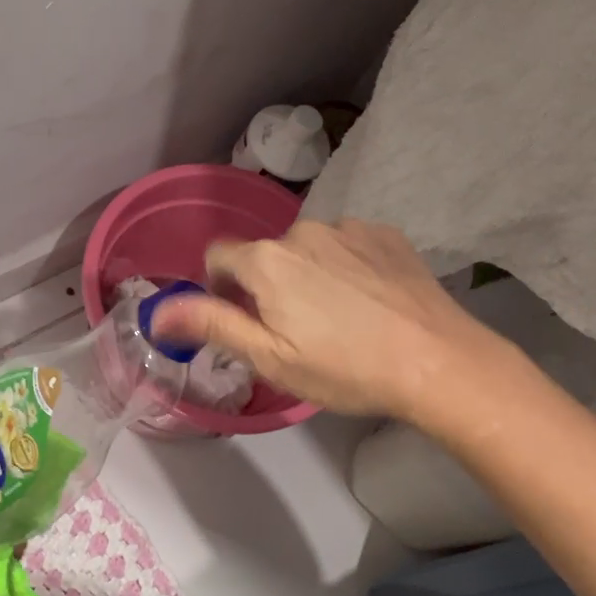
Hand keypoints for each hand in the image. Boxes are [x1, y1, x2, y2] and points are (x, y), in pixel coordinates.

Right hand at [152, 219, 547, 440]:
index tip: (246, 323)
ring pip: (308, 249)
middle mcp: (303, 230)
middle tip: (298, 331)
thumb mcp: (270, 358)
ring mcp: (349, 228)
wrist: (438, 361)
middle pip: (265, 255)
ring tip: (340, 318)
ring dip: (308, 275)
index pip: (218, 257)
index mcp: (266, 260)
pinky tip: (369, 301)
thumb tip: (158, 310)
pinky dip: (346, 267)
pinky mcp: (386, 234)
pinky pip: (347, 245)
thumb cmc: (345, 367)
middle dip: (268, 286)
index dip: (221, 290)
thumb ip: (211, 324)